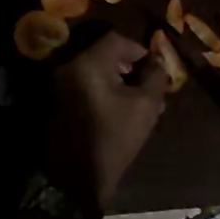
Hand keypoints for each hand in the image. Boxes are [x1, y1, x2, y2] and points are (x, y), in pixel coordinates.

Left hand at [47, 32, 168, 210]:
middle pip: (105, 54)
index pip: (116, 40)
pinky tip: (122, 109)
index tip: (155, 68)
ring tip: (140, 101)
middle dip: (131, 67)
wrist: (80, 178)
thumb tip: (158, 59)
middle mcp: (69, 68)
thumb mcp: (145, 105)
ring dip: (119, 79)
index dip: (139, 50)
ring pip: (97, 70)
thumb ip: (156, 76)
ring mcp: (61, 85)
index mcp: (87, 64)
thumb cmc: (115, 138)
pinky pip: (87, 85)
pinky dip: (105, 89)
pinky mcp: (61, 102)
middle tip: (150, 86)